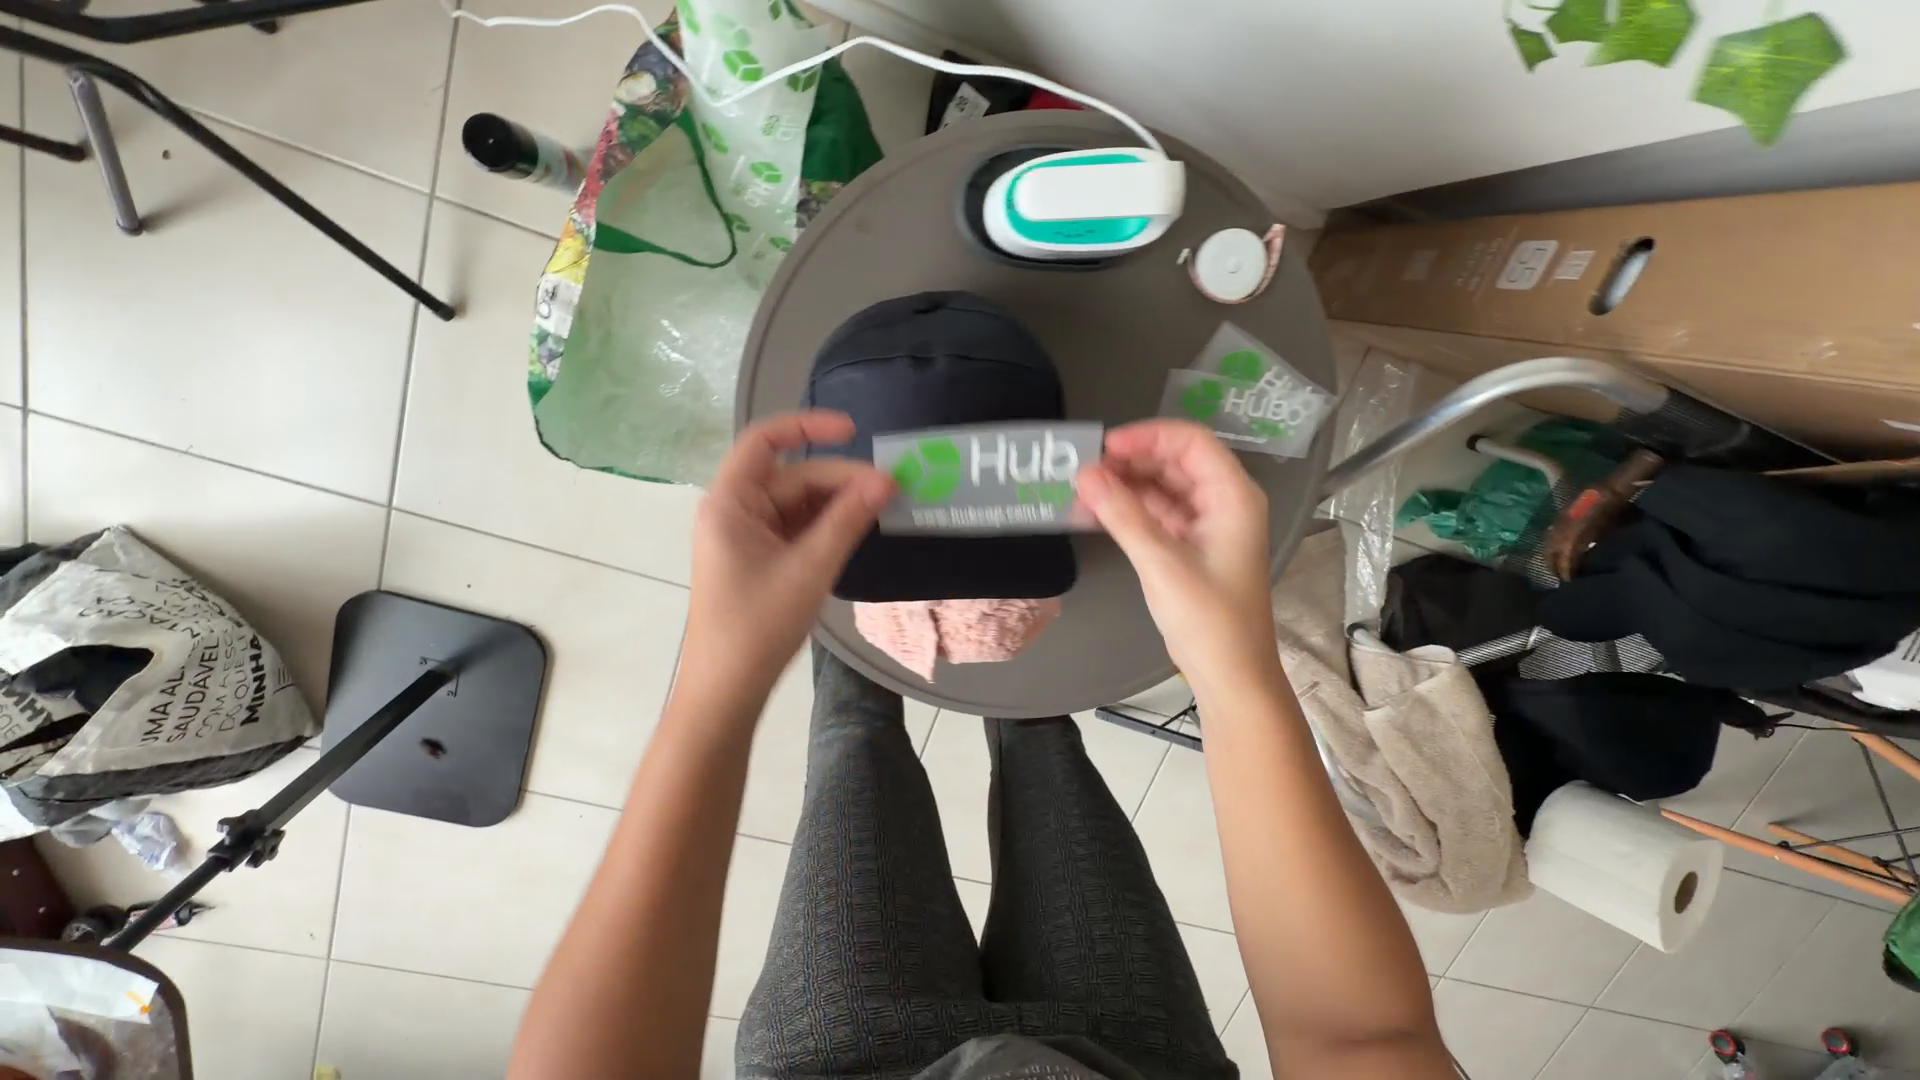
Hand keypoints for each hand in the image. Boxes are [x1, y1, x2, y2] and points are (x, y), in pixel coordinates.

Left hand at [680, 411, 892, 707]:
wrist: (726, 689)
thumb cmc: (758, 626)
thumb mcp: (809, 569)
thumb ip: (847, 520)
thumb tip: (887, 481)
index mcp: (730, 503)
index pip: (765, 442)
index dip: (807, 426)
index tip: (854, 431)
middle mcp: (734, 511)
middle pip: (791, 477)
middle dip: (839, 479)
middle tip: (890, 489)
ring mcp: (747, 537)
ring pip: (797, 503)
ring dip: (836, 503)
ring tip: (882, 508)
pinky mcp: (760, 559)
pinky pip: (796, 528)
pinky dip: (826, 526)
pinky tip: (858, 529)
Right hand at [1076, 419, 1278, 688]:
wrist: (1230, 674)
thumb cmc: (1208, 619)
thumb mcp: (1162, 562)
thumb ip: (1123, 515)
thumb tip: (1085, 475)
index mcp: (1232, 496)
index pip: (1190, 442)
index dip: (1147, 436)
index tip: (1105, 447)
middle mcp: (1223, 502)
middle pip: (1176, 461)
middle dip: (1132, 460)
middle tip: (1086, 469)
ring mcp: (1208, 525)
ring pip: (1165, 487)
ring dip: (1128, 485)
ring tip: (1086, 489)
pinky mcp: (1191, 546)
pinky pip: (1159, 513)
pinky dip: (1131, 509)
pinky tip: (1100, 511)